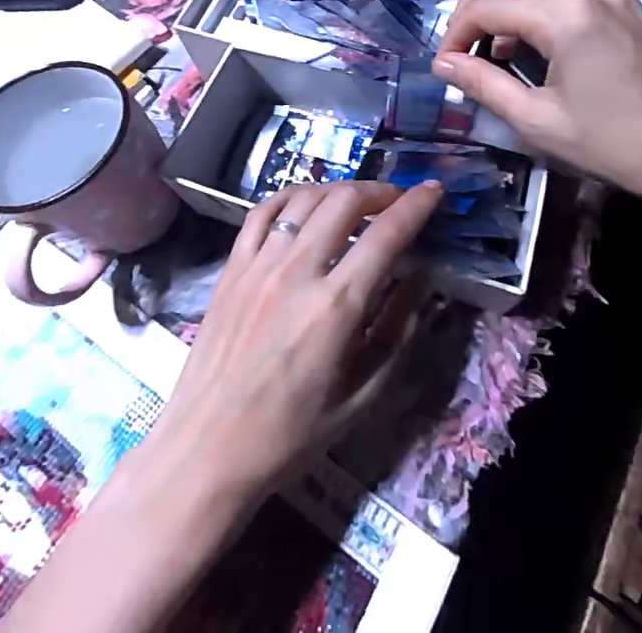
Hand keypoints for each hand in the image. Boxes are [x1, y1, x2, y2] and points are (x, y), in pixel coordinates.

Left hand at [148, 180, 442, 494]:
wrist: (207, 451)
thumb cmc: (291, 435)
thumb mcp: (363, 398)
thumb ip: (398, 332)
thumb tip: (420, 279)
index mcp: (335, 306)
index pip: (386, 234)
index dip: (416, 205)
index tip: (434, 190)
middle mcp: (297, 272)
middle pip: (345, 201)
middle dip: (380, 191)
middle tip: (397, 202)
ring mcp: (258, 265)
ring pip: (304, 199)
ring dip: (338, 190)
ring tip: (356, 202)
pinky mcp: (231, 269)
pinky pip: (262, 213)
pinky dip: (290, 197)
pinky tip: (305, 204)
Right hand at [434, 0, 641, 240]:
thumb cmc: (615, 145)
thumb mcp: (538, 121)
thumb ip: (484, 85)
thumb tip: (443, 65)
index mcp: (567, 16)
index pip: (490, 6)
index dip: (456, 32)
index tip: (443, 65)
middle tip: (459, 40)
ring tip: (492, 47)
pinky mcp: (629, 7)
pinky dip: (539, 4)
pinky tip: (533, 43)